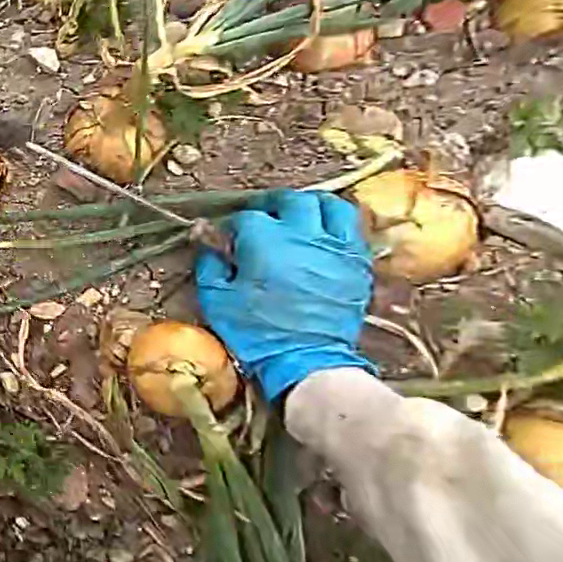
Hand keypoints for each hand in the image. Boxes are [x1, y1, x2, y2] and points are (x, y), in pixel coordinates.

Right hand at [195, 190, 373, 399]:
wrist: (307, 362)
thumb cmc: (256, 333)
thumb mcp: (216, 300)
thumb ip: (210, 262)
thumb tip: (205, 234)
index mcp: (263, 241)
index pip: (245, 217)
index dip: (233, 228)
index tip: (228, 242)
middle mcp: (301, 234)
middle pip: (289, 200)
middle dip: (271, 205)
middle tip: (261, 218)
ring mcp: (334, 246)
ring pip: (327, 204)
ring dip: (309, 205)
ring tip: (298, 216)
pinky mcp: (357, 262)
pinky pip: (352, 226)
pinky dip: (335, 223)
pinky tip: (323, 233)